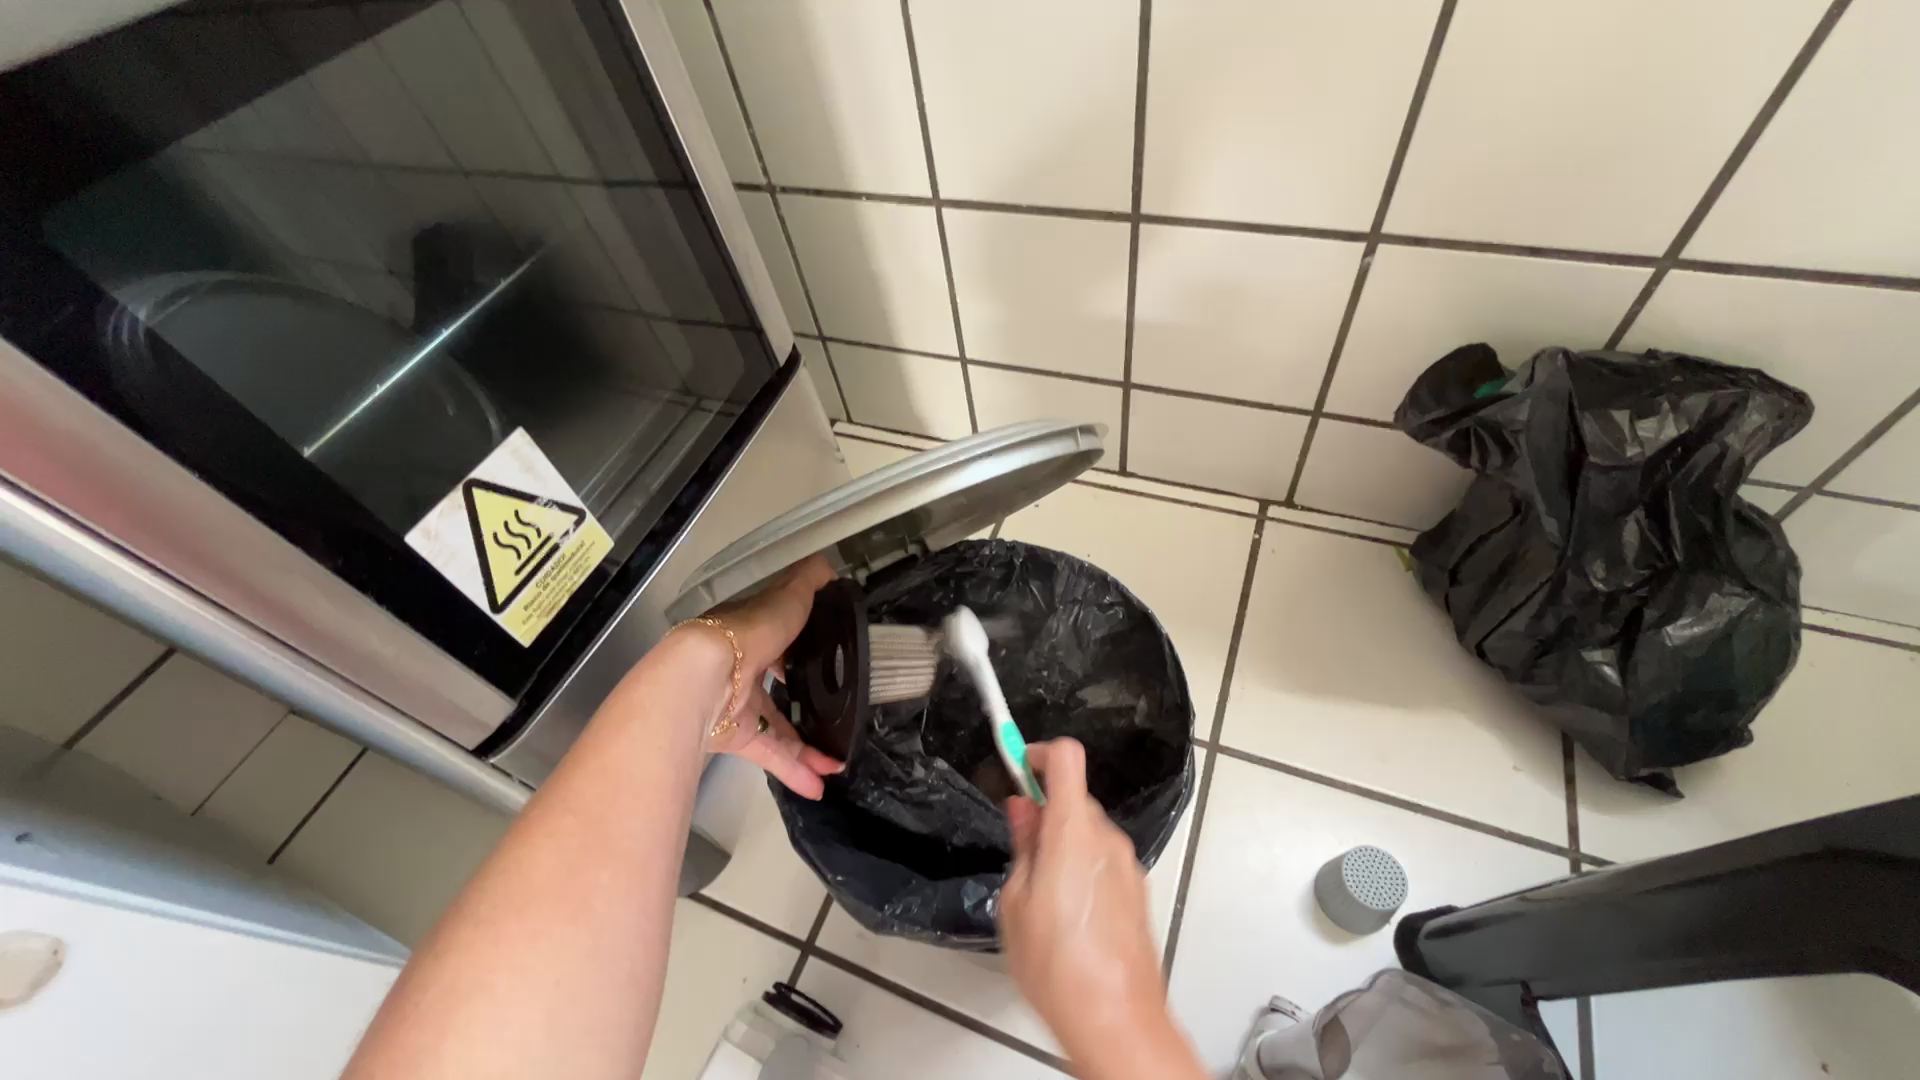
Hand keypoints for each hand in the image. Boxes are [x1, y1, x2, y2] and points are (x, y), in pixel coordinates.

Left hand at [689, 555, 843, 798]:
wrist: (703, 676)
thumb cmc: (749, 631)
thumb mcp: (786, 598)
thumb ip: (808, 583)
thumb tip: (829, 564)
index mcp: (753, 635)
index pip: (780, 640)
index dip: (803, 648)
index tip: (828, 659)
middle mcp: (743, 670)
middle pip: (777, 689)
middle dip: (805, 704)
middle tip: (836, 714)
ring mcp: (737, 706)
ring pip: (777, 727)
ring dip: (806, 747)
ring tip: (837, 764)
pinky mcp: (735, 736)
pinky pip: (768, 754)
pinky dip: (793, 770)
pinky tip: (819, 785)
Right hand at [998, 739, 1181, 1066]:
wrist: (1117, 1021)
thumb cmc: (1056, 964)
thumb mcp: (1016, 902)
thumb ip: (1023, 845)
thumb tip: (1024, 808)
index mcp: (1073, 832)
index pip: (1067, 758)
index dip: (1039, 753)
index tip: (1017, 769)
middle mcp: (1107, 839)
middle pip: (1075, 797)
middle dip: (1044, 811)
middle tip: (1018, 848)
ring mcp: (1128, 865)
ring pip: (1088, 831)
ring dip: (1063, 843)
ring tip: (1039, 895)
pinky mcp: (1137, 891)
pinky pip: (1103, 860)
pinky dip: (1082, 867)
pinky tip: (1066, 914)